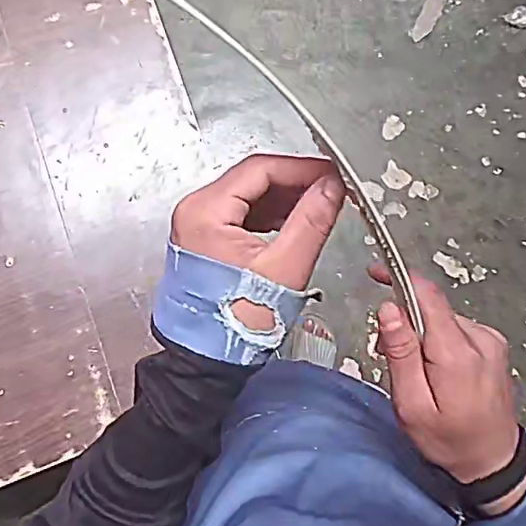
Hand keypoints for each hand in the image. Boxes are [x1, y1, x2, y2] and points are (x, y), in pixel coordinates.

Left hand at [171, 155, 344, 329]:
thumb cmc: (234, 322)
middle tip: (330, 186)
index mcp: (205, 212)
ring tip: (318, 203)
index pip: (259, 170)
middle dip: (294, 181)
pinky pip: (241, 213)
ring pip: (248, 195)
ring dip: (284, 197)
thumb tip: (331, 188)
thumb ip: (311, 221)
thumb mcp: (284, 268)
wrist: (208, 357)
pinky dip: (269, 213)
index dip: (301, 168)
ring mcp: (197, 223)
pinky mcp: (205, 237)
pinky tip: (294, 219)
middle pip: (252, 179)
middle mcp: (195, 211)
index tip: (331, 172)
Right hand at [370, 264, 525, 513]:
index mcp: (457, 354)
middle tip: (390, 354)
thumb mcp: (411, 404)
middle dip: (403, 320)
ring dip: (419, 331)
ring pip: (439, 316)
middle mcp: (479, 340)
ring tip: (416, 370)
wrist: (493, 461)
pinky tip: (434, 368)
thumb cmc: (450, 441)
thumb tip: (389, 310)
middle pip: (429, 305)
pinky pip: (452, 326)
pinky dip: (435, 338)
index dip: (398, 278)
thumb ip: (400, 353)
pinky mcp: (491, 343)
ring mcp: (489, 340)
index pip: (426, 294)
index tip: (376, 273)